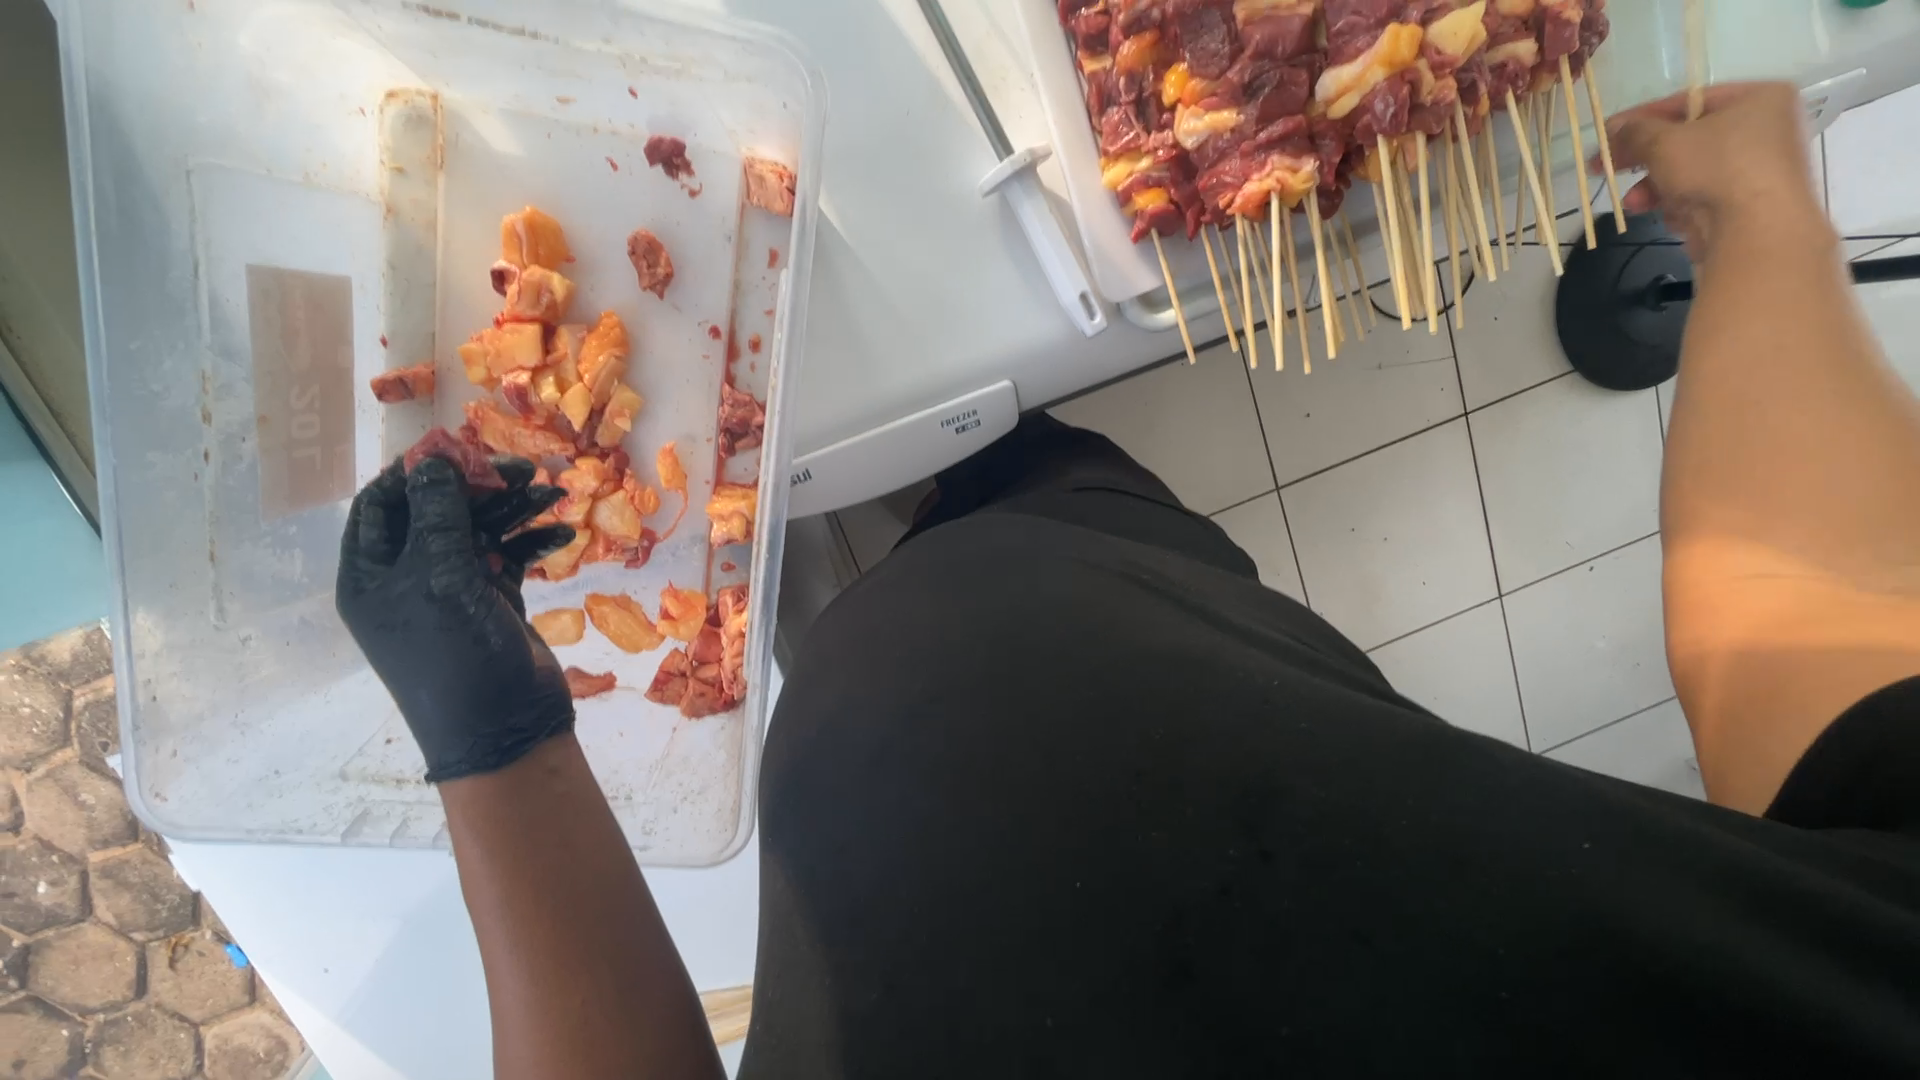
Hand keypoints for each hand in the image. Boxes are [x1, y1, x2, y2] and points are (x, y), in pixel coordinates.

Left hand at [337, 455, 577, 781]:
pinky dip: (533, 544)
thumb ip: (439, 518)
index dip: (419, 473)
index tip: (463, 450)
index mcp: (372, 574)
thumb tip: (431, 462)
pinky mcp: (493, 604)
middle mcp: (408, 578)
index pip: (384, 505)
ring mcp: (452, 591)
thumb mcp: (440, 579)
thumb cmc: (456, 654)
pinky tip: (562, 534)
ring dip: (515, 512)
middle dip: (481, 489)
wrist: (503, 726)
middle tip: (525, 470)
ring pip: (480, 534)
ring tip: (554, 493)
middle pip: (441, 514)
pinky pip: (509, 560)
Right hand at [1604, 82, 1821, 259]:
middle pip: (1685, 137)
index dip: (1640, 117)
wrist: (1754, 223)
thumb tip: (1616, 127)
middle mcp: (1763, 124)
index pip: (1687, 101)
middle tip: (1602, 168)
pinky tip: (1656, 211)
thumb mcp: (1663, 142)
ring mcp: (1757, 162)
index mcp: (1756, 97)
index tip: (1605, 133)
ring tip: (1632, 202)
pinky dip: (1673, 199)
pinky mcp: (1746, 196)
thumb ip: (1636, 131)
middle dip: (1640, 158)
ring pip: (1687, 168)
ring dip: (1650, 185)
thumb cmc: (1714, 167)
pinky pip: (1699, 189)